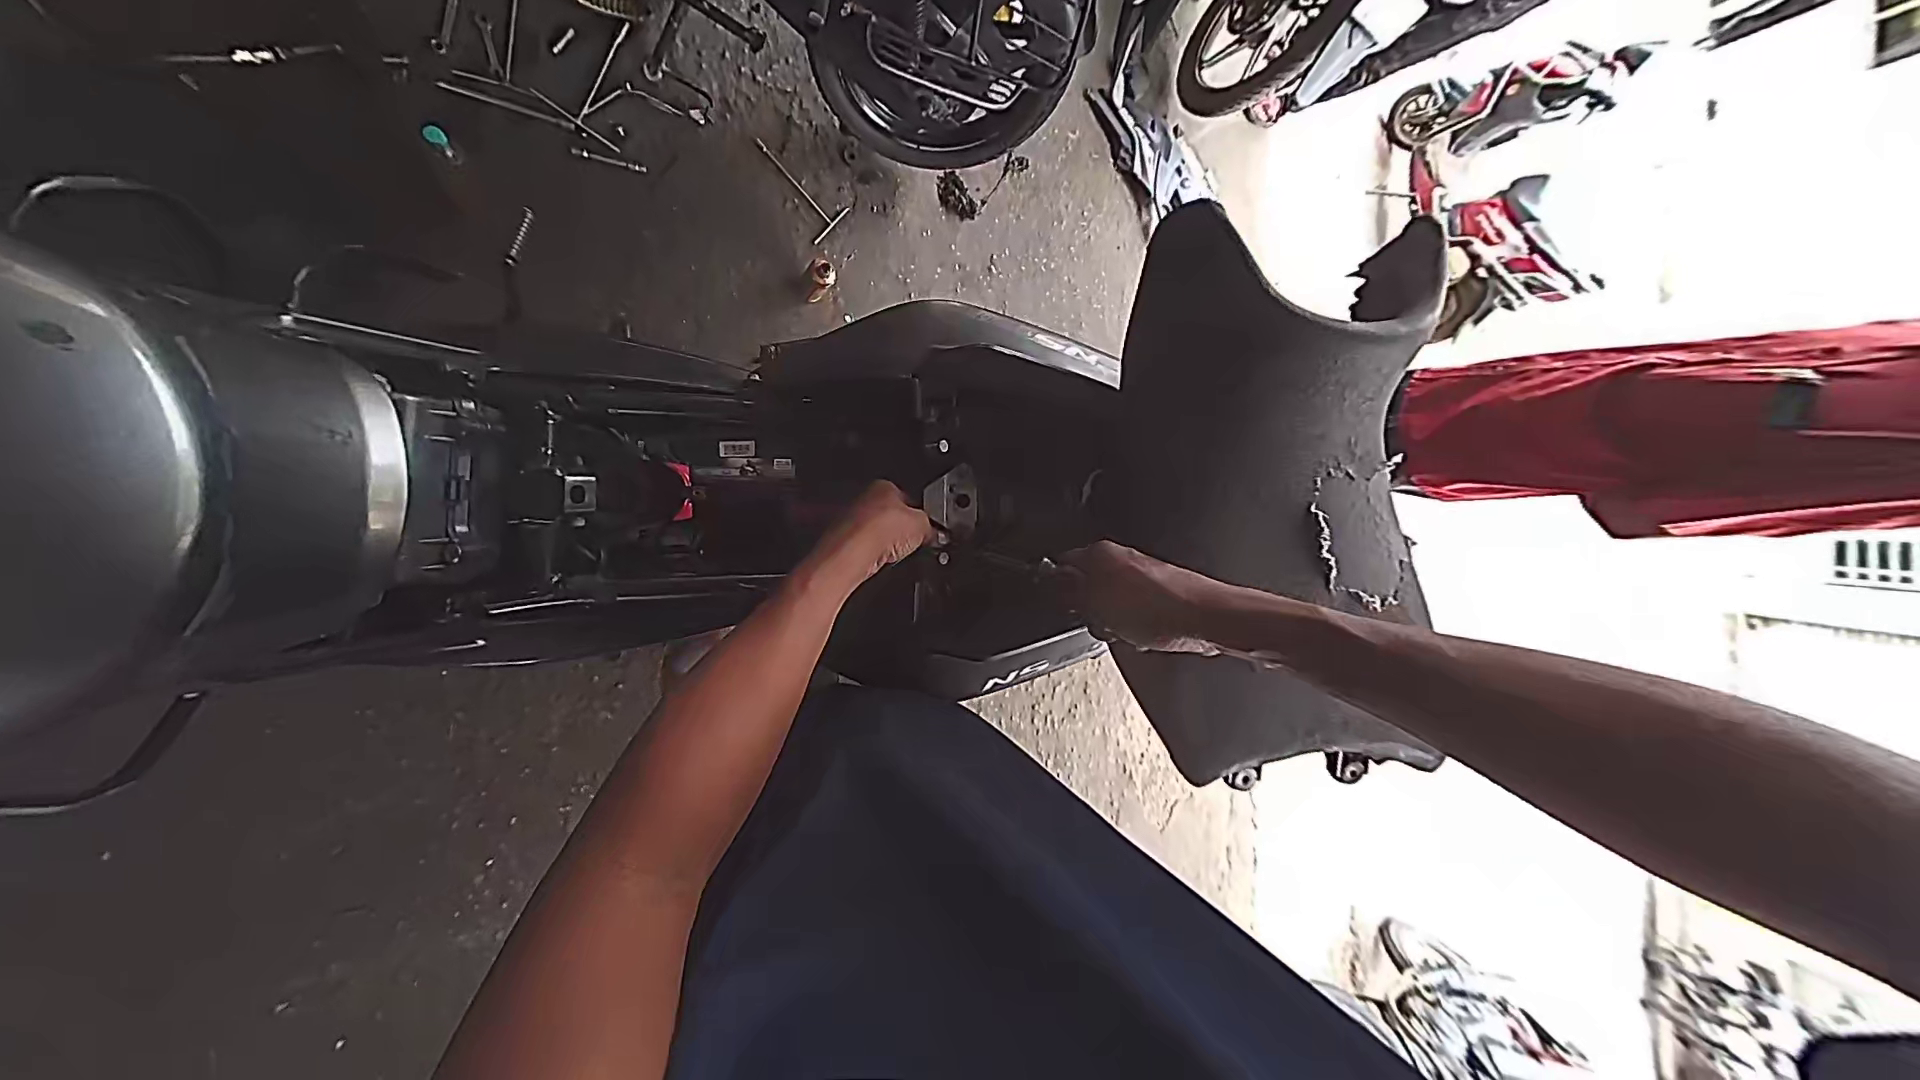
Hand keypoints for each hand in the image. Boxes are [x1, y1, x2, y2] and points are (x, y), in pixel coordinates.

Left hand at [801, 481, 934, 592]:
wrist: (852, 553)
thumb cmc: (878, 531)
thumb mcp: (922, 525)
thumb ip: (932, 526)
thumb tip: (937, 533)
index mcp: (884, 485)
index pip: (911, 498)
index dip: (923, 515)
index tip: (930, 529)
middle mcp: (865, 497)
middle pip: (893, 515)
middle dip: (904, 529)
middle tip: (915, 542)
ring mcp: (851, 519)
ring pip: (879, 533)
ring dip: (888, 543)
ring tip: (895, 553)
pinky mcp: (844, 540)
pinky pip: (867, 548)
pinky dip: (874, 554)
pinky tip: (880, 559)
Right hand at [1057, 541, 1229, 653]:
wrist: (1206, 618)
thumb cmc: (1159, 607)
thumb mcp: (1097, 604)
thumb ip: (1069, 591)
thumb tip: (1050, 582)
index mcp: (1101, 553)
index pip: (1063, 562)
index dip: (1056, 586)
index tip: (1060, 604)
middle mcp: (1122, 558)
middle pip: (1086, 584)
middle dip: (1088, 608)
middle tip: (1097, 621)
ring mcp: (1142, 575)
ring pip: (1109, 602)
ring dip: (1111, 620)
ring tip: (1123, 631)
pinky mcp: (1158, 593)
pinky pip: (1132, 611)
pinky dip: (1134, 624)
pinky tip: (1142, 634)